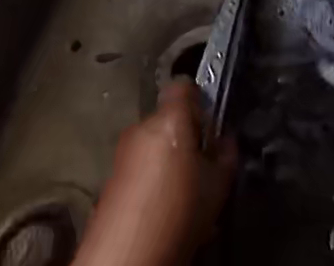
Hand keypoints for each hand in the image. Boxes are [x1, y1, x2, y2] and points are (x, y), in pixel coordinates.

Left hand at [73, 78, 237, 265]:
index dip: (200, 98)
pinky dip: (153, 178)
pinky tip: (166, 205)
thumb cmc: (179, 211)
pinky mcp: (107, 184)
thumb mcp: (219, 181)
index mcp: (169, 120)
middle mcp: (140, 130)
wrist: (124, 262)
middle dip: (186, 134)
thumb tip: (223, 140)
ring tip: (186, 187)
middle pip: (168, 119)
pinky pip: (140, 167)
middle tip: (203, 160)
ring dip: (169, 158)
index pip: (183, 86)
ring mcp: (120, 157)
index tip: (212, 121)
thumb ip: (225, 152)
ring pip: (154, 146)